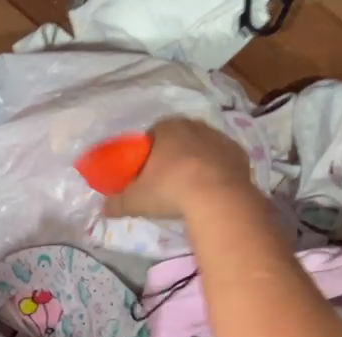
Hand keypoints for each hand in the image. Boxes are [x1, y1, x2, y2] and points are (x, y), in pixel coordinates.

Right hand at [102, 116, 256, 219]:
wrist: (216, 197)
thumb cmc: (168, 189)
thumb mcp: (134, 200)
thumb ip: (116, 203)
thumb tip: (103, 208)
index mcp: (166, 128)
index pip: (151, 135)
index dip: (145, 154)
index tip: (142, 173)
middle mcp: (193, 125)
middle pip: (177, 140)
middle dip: (170, 157)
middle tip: (162, 182)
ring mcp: (219, 137)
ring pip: (200, 149)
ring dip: (193, 164)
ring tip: (186, 189)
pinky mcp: (238, 153)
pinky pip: (219, 162)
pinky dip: (213, 173)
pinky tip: (206, 191)